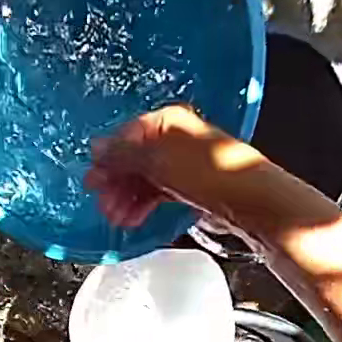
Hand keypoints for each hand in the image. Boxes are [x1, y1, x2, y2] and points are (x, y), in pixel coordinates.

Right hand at [85, 105, 261, 227]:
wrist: (246, 200)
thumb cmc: (207, 172)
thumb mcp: (157, 160)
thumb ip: (123, 155)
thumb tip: (96, 149)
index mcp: (168, 121)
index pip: (126, 136)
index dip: (108, 159)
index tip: (94, 180)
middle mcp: (173, 139)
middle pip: (132, 160)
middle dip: (115, 184)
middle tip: (103, 204)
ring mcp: (179, 164)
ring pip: (142, 180)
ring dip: (126, 199)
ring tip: (117, 218)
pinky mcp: (185, 186)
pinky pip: (154, 194)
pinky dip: (141, 206)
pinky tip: (132, 219)